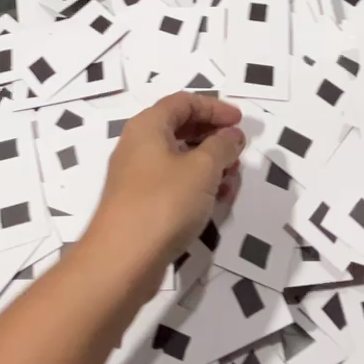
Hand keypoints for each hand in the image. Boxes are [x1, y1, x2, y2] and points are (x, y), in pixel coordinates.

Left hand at [82, 93, 245, 275]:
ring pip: (179, 158)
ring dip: (209, 164)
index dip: (214, 107)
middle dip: (213, 136)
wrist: (122, 260)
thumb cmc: (163, 203)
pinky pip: (173, 183)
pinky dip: (197, 185)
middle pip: (180, 128)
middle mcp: (138, 145)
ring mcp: (137, 176)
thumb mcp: (202, 169)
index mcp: (148, 126)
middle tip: (238, 150)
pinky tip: (218, 201)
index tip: (240, 122)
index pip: (183, 102)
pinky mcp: (141, 204)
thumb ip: (222, 146)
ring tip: (233, 178)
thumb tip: (232, 135)